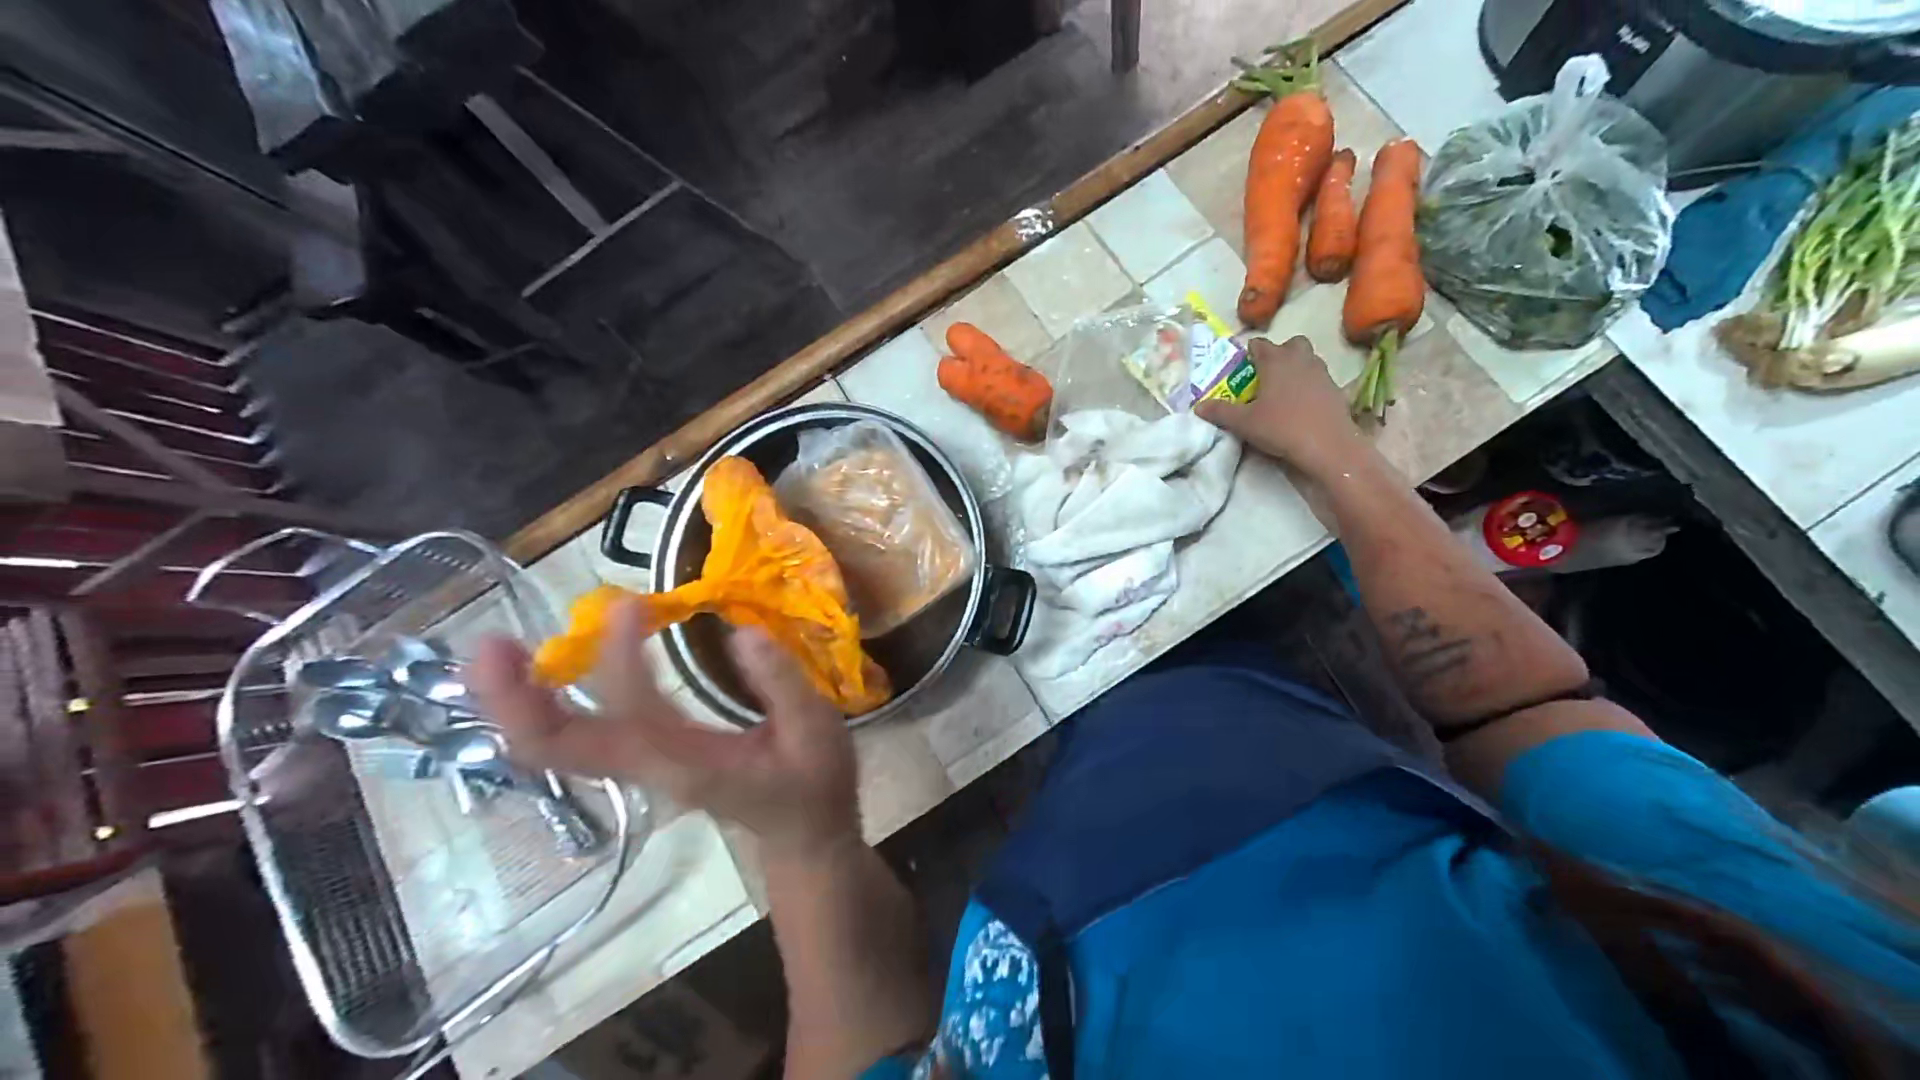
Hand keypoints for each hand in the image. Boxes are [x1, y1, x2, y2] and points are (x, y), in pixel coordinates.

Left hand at [468, 601, 858, 857]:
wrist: (803, 836)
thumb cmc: (813, 783)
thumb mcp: (816, 730)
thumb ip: (782, 684)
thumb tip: (741, 631)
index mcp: (687, 762)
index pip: (631, 708)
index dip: (617, 655)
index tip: (629, 603)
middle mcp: (647, 766)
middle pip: (553, 746)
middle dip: (512, 699)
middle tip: (488, 644)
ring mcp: (638, 766)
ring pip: (554, 744)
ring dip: (516, 700)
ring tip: (497, 650)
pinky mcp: (642, 758)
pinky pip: (576, 736)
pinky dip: (546, 703)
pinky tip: (546, 669)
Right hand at [1195, 336, 1364, 478]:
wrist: (1327, 445)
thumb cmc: (1281, 427)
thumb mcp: (1243, 423)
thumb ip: (1220, 412)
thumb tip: (1198, 407)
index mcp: (1275, 360)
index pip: (1259, 345)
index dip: (1248, 353)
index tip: (1242, 368)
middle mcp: (1300, 359)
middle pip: (1290, 344)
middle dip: (1279, 354)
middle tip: (1266, 375)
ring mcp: (1321, 372)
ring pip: (1308, 359)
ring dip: (1296, 367)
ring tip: (1282, 390)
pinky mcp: (1336, 388)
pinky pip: (1319, 377)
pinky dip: (1309, 384)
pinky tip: (1301, 404)